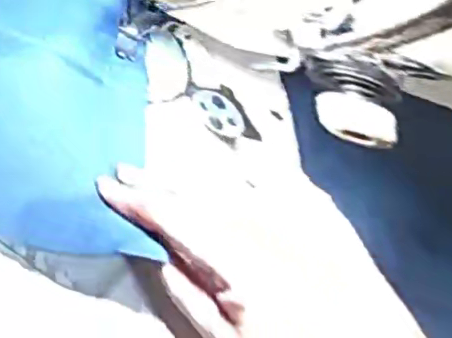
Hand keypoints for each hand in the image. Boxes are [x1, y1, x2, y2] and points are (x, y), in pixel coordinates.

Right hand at [98, 165, 424, 337]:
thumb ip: (190, 294)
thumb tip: (158, 251)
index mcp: (249, 269)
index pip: (176, 217)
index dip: (135, 200)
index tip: (104, 187)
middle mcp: (281, 243)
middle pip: (205, 197)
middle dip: (160, 183)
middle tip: (123, 173)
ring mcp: (318, 240)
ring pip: (243, 191)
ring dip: (199, 178)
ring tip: (167, 172)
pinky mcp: (348, 246)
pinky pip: (306, 196)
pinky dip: (276, 174)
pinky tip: (251, 157)